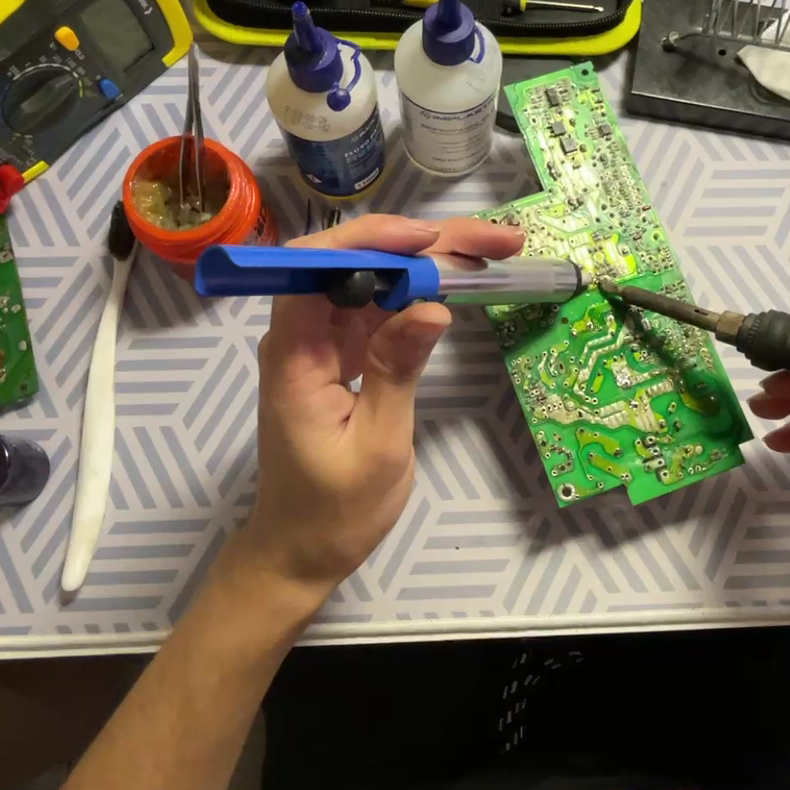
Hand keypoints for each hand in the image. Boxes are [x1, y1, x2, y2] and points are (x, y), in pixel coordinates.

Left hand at [241, 214, 525, 596]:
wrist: (302, 549)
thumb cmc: (333, 511)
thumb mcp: (377, 446)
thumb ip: (397, 370)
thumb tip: (434, 307)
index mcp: (295, 356)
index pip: (313, 269)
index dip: (368, 242)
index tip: (427, 240)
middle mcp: (303, 337)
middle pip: (354, 266)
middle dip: (421, 246)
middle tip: (494, 241)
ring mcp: (324, 344)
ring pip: (374, 282)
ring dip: (430, 263)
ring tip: (494, 252)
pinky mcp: (344, 355)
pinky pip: (379, 310)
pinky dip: (420, 295)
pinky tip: (461, 283)